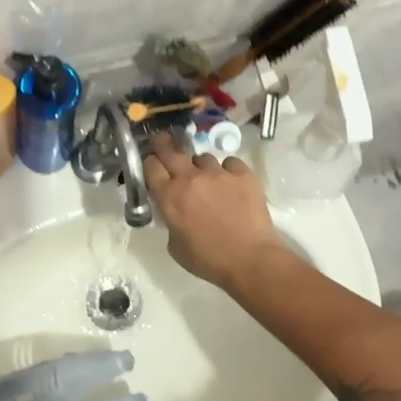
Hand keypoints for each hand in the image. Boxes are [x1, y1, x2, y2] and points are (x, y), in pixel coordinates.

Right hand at [144, 131, 295, 288]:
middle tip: (163, 140)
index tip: (152, 164)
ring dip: (200, 166)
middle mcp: (190, 178)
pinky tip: (231, 185)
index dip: (150, 162)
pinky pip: (230, 164)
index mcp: (169, 197)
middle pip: (171, 150)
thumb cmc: (208, 260)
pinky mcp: (243, 174)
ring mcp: (218, 173)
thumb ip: (170, 221)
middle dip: (164, 144)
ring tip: (207, 179)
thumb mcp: (175, 246)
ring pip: (203, 158)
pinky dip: (227, 171)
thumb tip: (174, 212)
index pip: (151, 165)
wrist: (250, 259)